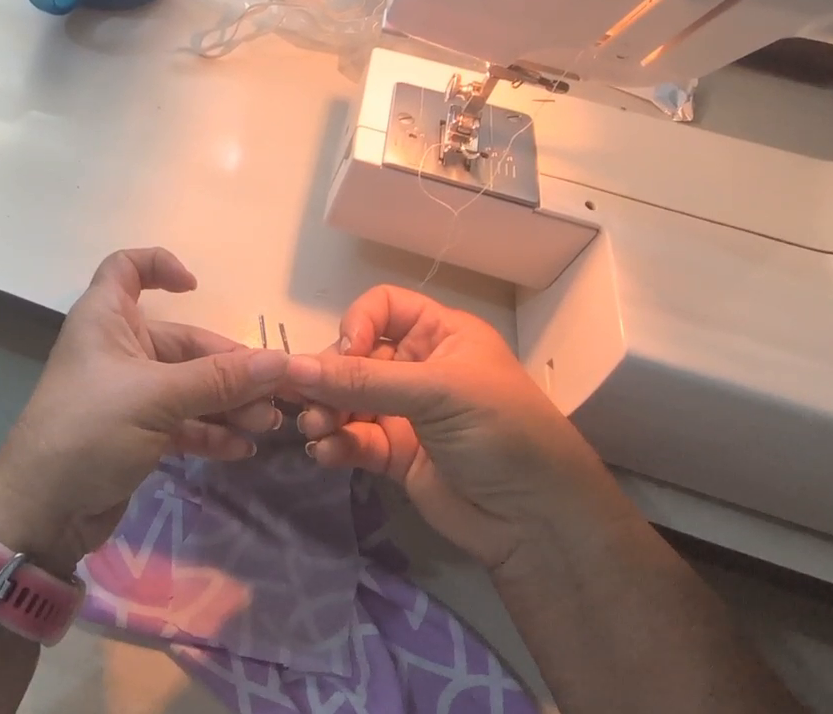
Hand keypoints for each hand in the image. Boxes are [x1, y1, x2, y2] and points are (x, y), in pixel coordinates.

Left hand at [0, 249, 288, 574]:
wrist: (43, 510)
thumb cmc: (90, 429)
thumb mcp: (157, 398)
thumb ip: (219, 381)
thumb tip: (281, 362)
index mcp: (106, 319)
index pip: (126, 268)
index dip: (159, 266)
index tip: (196, 287)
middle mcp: (118, 349)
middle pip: (181, 342)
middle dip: (228, 367)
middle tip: (276, 394)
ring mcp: (128, 394)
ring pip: (188, 386)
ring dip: (228, 403)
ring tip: (268, 425)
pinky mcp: (136, 434)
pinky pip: (182, 423)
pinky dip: (211, 432)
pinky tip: (242, 449)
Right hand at [286, 285, 633, 571]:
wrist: (542, 524)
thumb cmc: (503, 434)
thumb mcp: (437, 394)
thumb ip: (362, 380)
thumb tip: (290, 367)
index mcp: (440, 336)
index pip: (382, 308)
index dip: (357, 324)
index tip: (347, 353)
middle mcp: (418, 368)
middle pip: (354, 356)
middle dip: (328, 377)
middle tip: (308, 401)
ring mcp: (405, 413)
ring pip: (346, 400)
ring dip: (325, 412)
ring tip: (317, 430)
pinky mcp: (394, 455)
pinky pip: (352, 439)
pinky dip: (334, 444)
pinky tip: (326, 454)